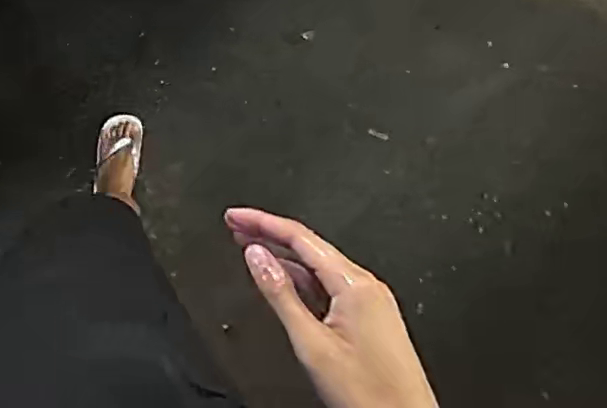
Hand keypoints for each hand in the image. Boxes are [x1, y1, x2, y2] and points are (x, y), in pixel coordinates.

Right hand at [226, 208, 437, 407]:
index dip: (261, 221)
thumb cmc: (372, 397)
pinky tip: (280, 277)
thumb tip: (255, 253)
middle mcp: (367, 288)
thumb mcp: (313, 344)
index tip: (235, 216)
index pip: (298, 236)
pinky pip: (327, 283)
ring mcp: (371, 304)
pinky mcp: (371, 319)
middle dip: (268, 231)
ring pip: (317, 264)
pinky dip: (298, 274)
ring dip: (281, 252)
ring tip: (249, 246)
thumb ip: (280, 293)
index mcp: (356, 286)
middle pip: (308, 245)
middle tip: (235, 224)